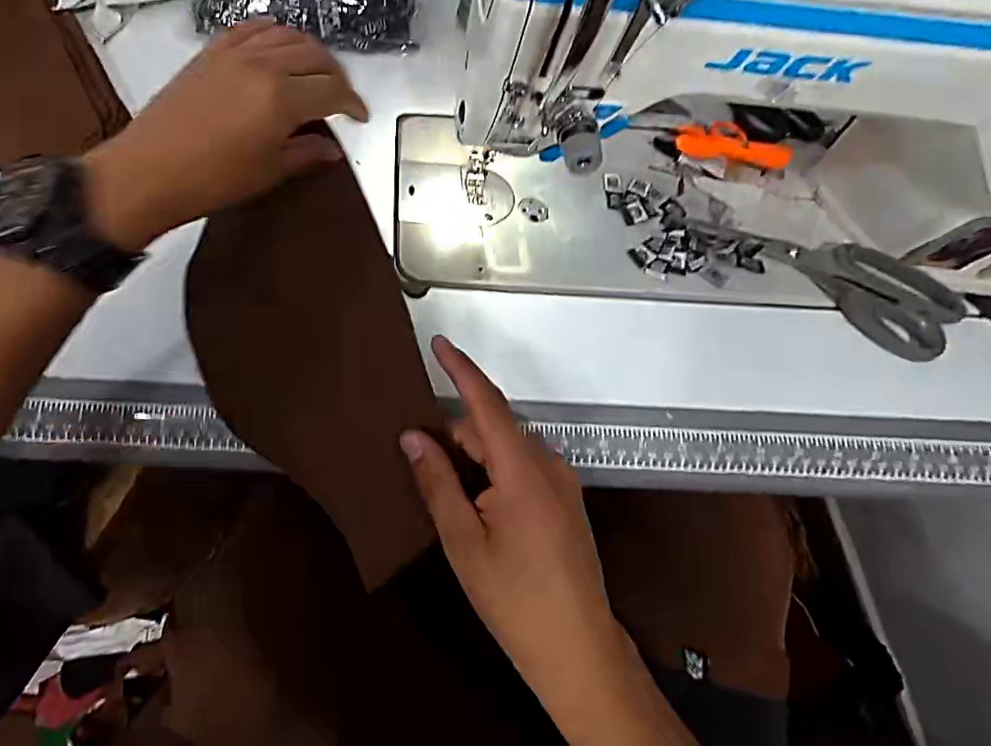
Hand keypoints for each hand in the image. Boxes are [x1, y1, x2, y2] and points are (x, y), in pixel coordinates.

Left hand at [82, 20, 368, 249]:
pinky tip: (276, 44)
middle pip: (316, 56)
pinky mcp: (211, 52)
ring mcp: (234, 54)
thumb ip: (306, 153)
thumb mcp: (268, 172)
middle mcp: (261, 66)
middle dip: (335, 76)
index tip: (357, 115)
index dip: (352, 104)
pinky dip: (271, 32)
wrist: (148, 172)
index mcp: (281, 99)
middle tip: (339, 96)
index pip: (332, 90)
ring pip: (286, 35)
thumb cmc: (209, 180)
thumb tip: (330, 148)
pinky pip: (249, 28)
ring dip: (308, 50)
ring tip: (313, 70)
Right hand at [402, 340, 692, 744]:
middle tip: (423, 462)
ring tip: (450, 493)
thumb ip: (437, 482)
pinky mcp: (566, 498)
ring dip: (476, 456)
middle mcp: (547, 464)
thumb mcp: (462, 541)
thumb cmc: (516, 599)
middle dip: (456, 435)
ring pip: (508, 447)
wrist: (577, 648)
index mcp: (522, 469)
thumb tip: (413, 438)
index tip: (440, 343)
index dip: (460, 368)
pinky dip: (496, 470)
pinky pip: (524, 465)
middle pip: (493, 427)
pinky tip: (479, 503)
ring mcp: (561, 481)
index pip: (486, 402)